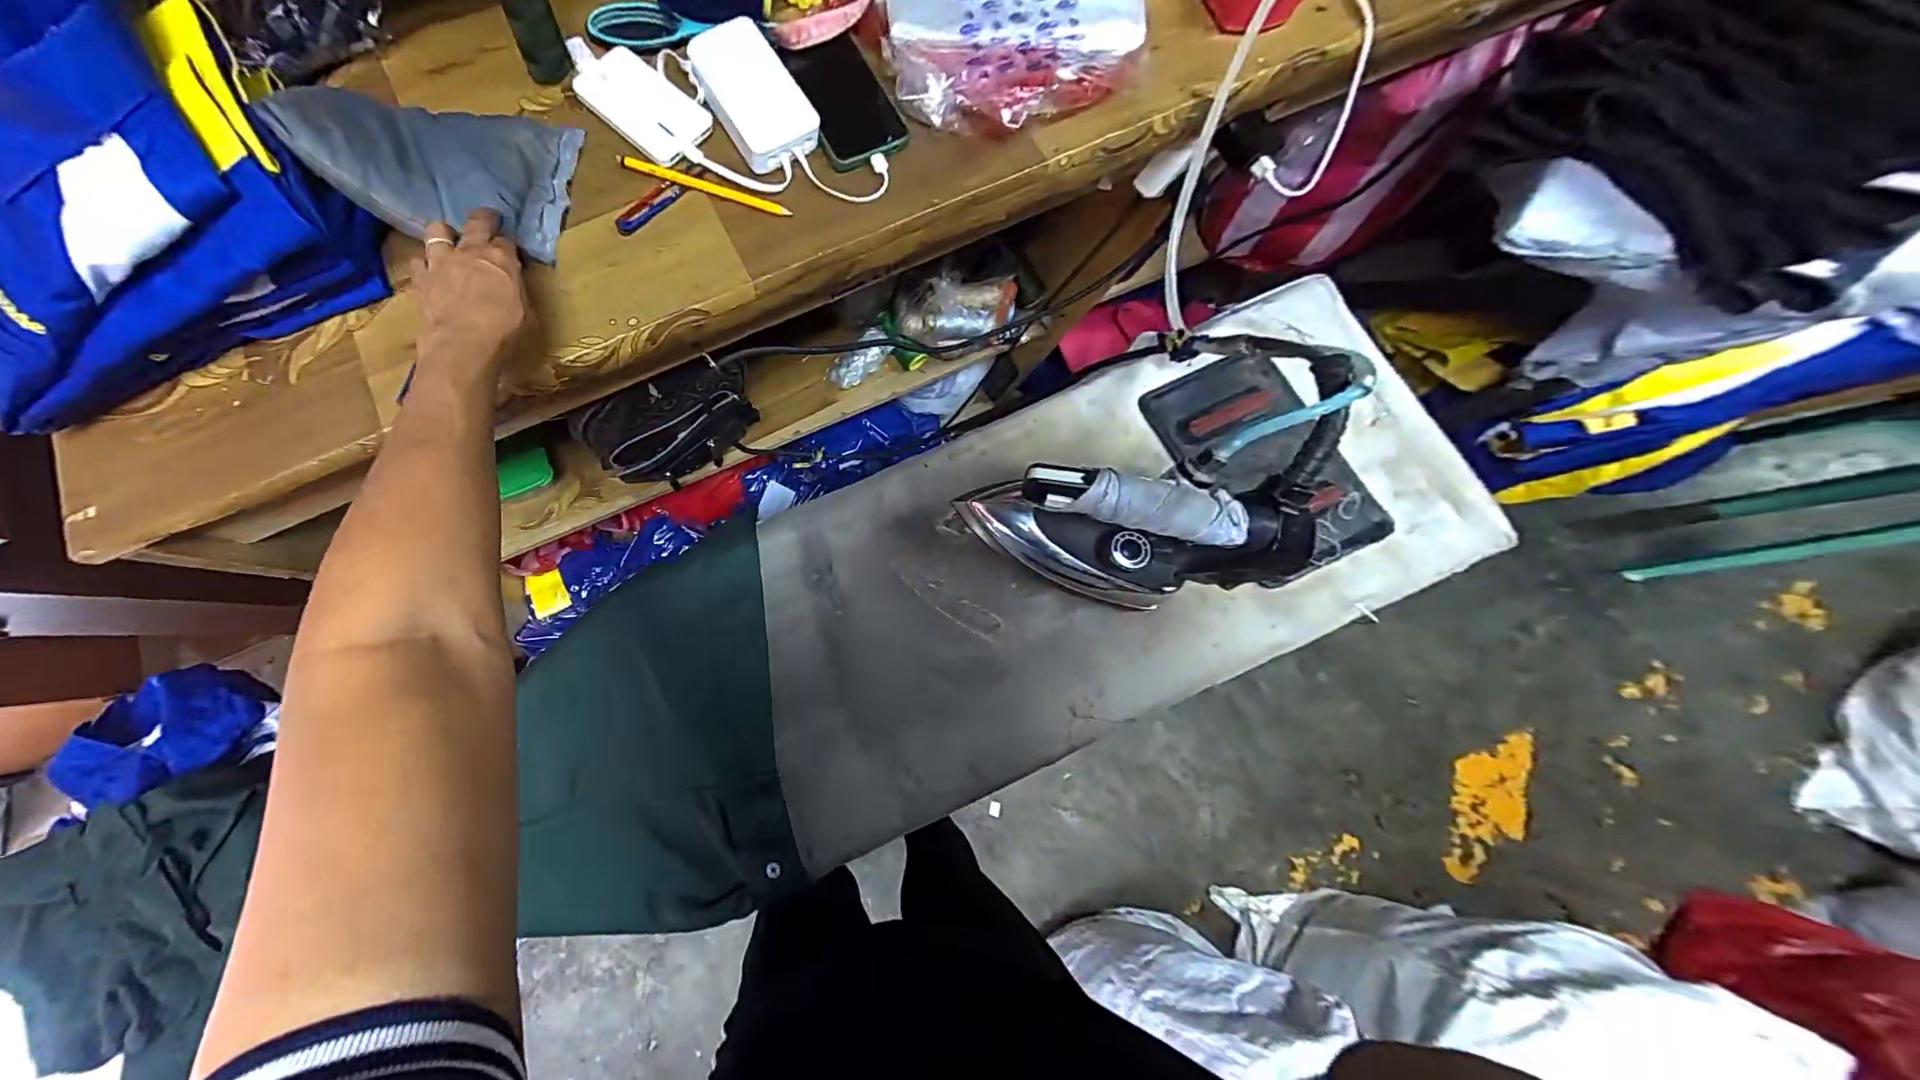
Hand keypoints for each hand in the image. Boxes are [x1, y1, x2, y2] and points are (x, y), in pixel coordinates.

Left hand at [414, 209, 527, 373]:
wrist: (464, 342)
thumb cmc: (505, 330)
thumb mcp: (525, 310)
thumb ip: (516, 289)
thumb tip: (512, 283)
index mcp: (502, 260)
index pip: (507, 241)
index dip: (510, 246)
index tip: (513, 252)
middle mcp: (470, 252)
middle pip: (476, 223)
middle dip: (484, 218)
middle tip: (488, 218)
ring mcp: (441, 261)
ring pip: (437, 230)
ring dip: (444, 233)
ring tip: (448, 239)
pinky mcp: (421, 276)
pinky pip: (418, 260)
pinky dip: (424, 262)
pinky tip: (429, 270)